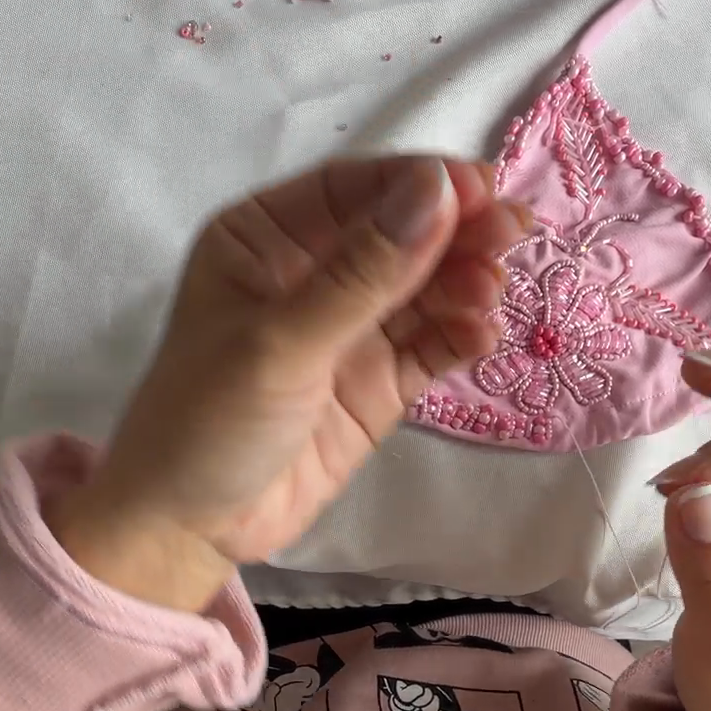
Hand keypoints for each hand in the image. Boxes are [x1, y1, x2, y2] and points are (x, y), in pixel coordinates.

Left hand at [46, 157, 528, 609]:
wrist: (196, 526)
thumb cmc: (209, 419)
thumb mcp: (279, 342)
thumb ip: (361, 276)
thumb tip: (438, 193)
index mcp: (265, 240)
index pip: (351, 191)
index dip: (417, 184)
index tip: (480, 189)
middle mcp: (311, 275)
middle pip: (397, 235)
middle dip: (456, 231)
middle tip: (513, 232)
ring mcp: (348, 331)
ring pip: (421, 290)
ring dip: (464, 283)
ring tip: (493, 289)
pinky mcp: (377, 383)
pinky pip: (428, 347)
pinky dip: (459, 337)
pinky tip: (483, 335)